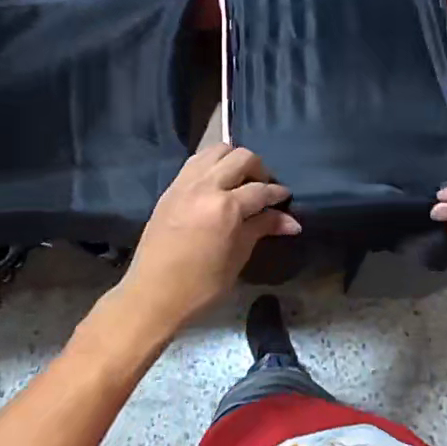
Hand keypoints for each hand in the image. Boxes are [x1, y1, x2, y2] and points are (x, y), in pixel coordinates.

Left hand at [108, 143, 301, 342]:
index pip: (261, 189)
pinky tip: (218, 184)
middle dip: (259, 169)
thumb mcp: (238, 256)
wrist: (154, 294)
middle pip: (241, 157)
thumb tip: (292, 222)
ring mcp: (185, 184)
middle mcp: (205, 186)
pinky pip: (196, 162)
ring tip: (240, 182)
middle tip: (263, 189)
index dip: (278, 193)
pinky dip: (212, 164)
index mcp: (226, 207)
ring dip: (234, 160)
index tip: (286, 197)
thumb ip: (262, 228)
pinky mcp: (170, 188)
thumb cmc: (202, 285)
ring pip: (216, 150)